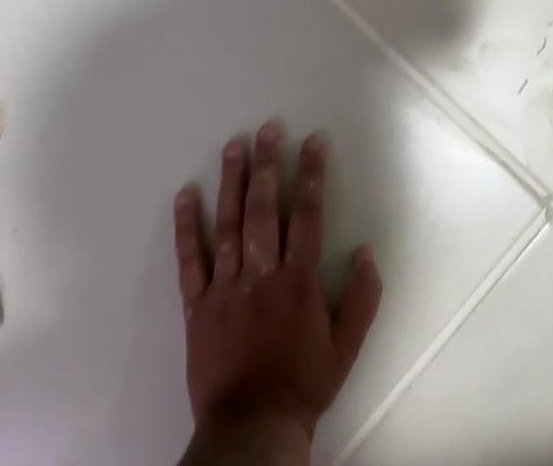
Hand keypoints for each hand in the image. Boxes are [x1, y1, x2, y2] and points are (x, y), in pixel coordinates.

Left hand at [175, 123, 382, 459]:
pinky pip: (190, 260)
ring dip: (232, 182)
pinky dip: (186, 227)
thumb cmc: (304, 382)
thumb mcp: (347, 345)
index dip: (312, 176)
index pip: (308, 216)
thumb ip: (362, 297)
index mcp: (299, 281)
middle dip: (269, 165)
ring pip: (228, 224)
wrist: (252, 422)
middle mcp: (262, 274)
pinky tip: (185, 195)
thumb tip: (367, 252)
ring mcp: (226, 286)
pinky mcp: (197, 304)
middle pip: (265, 209)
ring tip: (234, 145)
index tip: (312, 142)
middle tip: (269, 129)